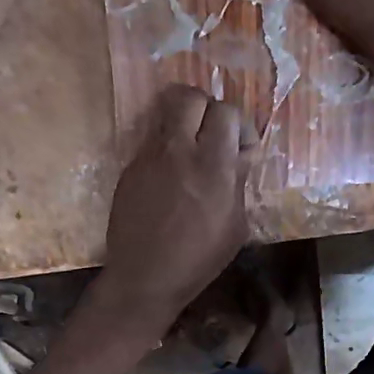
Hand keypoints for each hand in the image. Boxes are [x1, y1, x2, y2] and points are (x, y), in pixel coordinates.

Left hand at [96, 85, 253, 324]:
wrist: (145, 276)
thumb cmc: (199, 258)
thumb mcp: (236, 224)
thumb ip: (238, 181)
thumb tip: (239, 155)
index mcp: (212, 166)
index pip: (226, 111)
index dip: (239, 124)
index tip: (242, 149)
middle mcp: (178, 151)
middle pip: (190, 96)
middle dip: (208, 108)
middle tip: (214, 134)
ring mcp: (149, 156)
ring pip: (165, 111)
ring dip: (185, 121)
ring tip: (193, 149)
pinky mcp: (131, 167)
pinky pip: (152, 139)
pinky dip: (168, 146)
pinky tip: (173, 175)